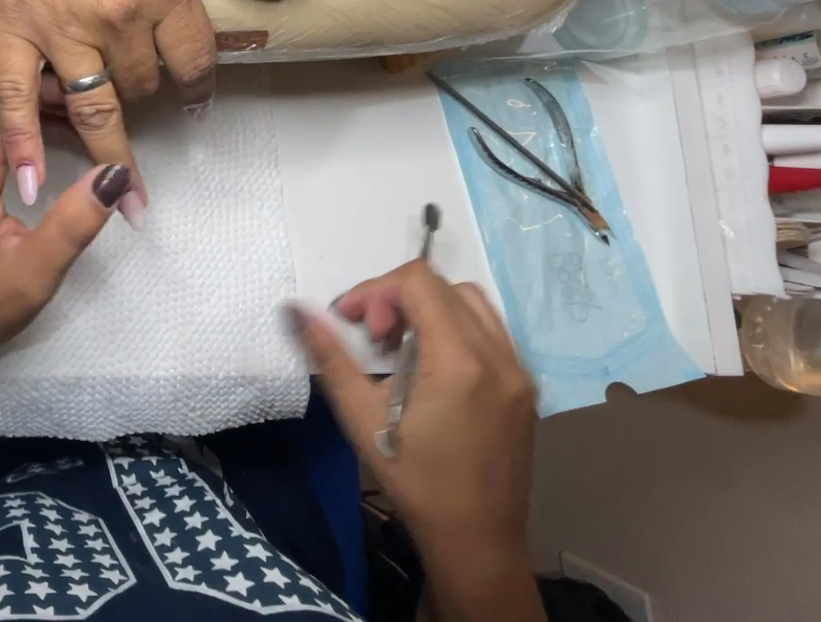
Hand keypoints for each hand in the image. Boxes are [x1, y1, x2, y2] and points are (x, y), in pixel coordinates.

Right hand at [0, 0, 304, 223]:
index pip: (194, 55)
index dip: (200, 82)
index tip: (198, 98)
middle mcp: (117, 16)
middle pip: (145, 83)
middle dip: (153, 96)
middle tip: (149, 104)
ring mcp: (61, 28)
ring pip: (95, 106)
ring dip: (113, 152)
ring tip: (128, 194)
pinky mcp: (12, 29)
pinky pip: (17, 97)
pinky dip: (23, 143)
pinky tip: (32, 183)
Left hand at [0, 78, 133, 389]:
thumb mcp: (35, 270)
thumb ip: (76, 219)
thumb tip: (118, 170)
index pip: (11, 95)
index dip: (55, 85)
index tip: (98, 95)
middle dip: (45, 88)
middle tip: (95, 103)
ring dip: (30, 102)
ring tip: (82, 116)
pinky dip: (14, 121)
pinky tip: (51, 137)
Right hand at [291, 262, 536, 558]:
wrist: (475, 538)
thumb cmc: (413, 478)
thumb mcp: (360, 414)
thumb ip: (328, 354)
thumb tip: (295, 309)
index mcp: (460, 361)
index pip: (417, 282)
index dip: (375, 290)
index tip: (351, 322)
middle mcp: (498, 356)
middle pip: (442, 285)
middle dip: (397, 297)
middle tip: (374, 338)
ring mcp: (519, 370)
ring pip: (470, 301)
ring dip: (428, 307)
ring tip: (402, 345)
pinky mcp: (525, 385)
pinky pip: (490, 328)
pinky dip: (455, 325)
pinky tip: (431, 361)